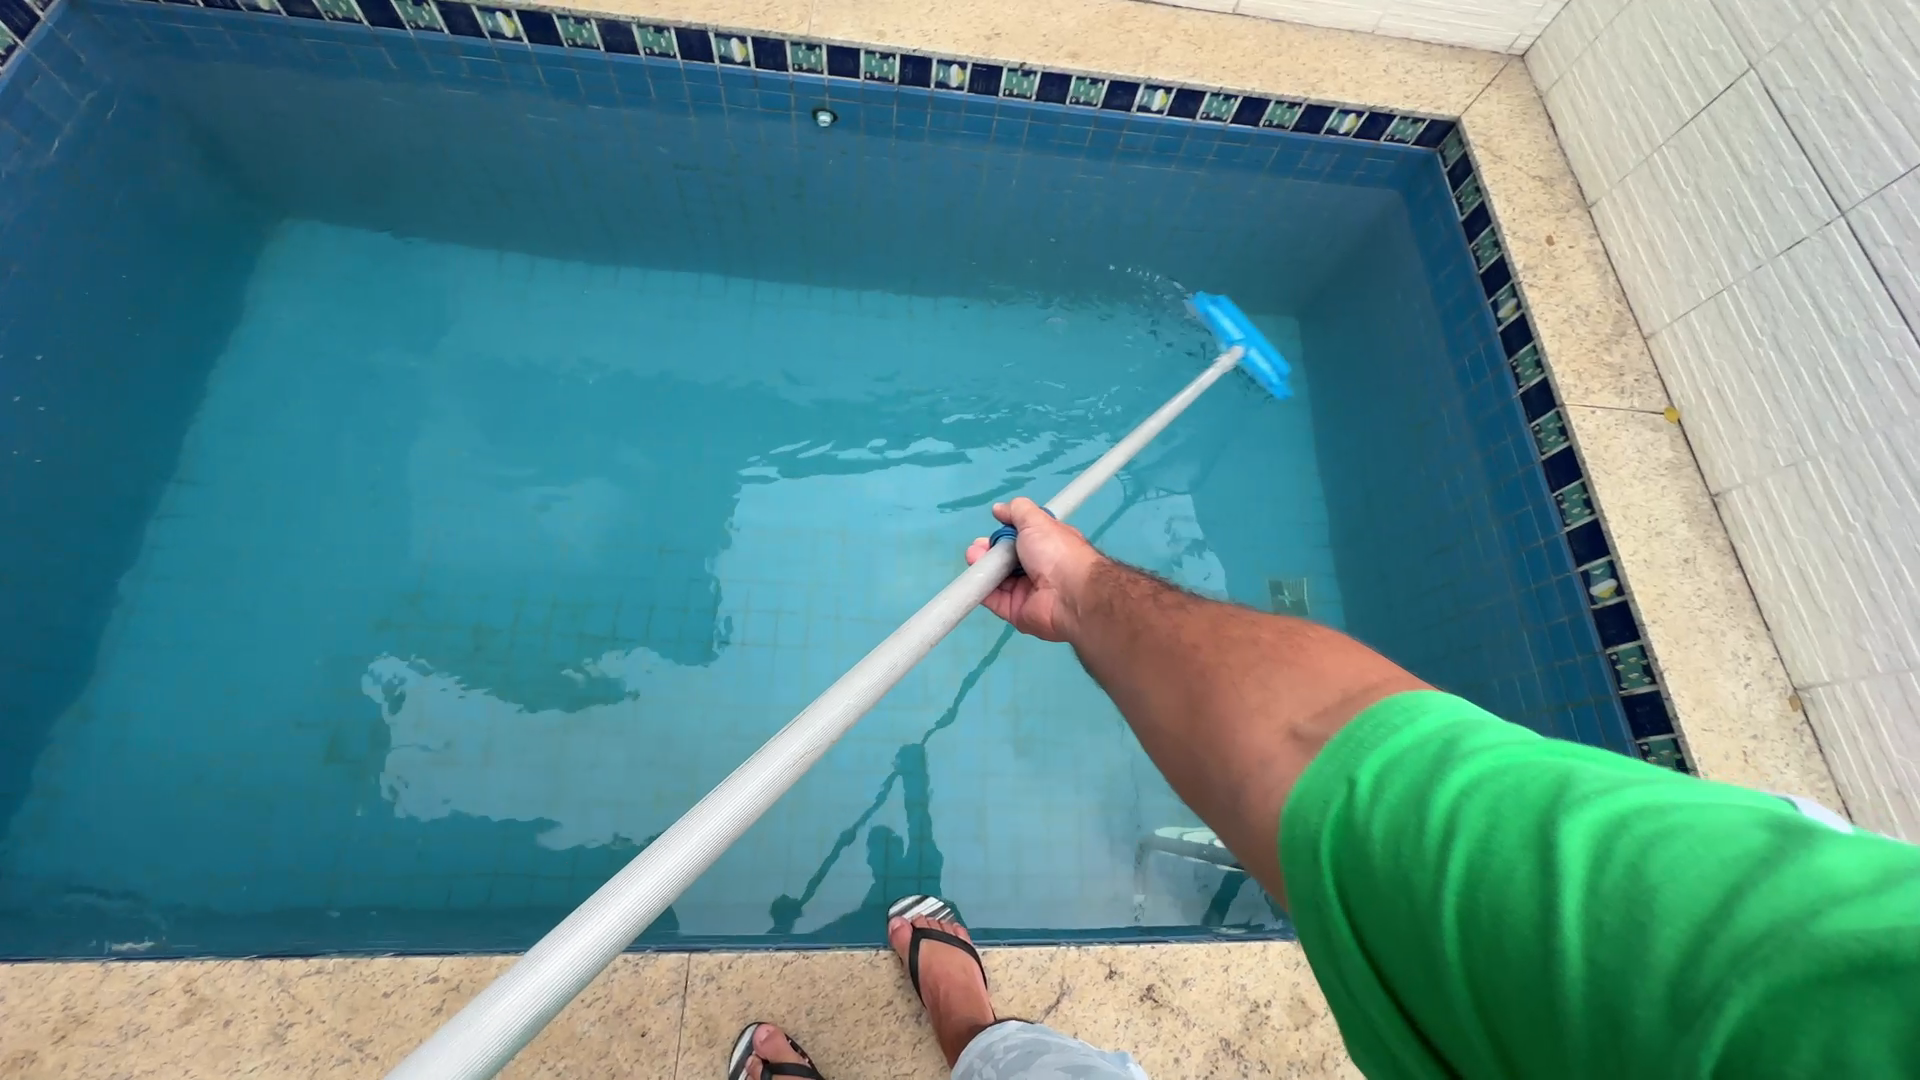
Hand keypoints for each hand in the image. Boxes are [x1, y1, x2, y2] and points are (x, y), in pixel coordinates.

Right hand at [965, 497, 1100, 641]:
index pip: (1023, 537)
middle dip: (989, 549)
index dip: (1007, 532)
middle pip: (1007, 558)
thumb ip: (1017, 511)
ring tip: (973, 558)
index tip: (995, 525)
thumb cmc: (1056, 552)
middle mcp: (1039, 568)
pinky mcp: (1017, 611)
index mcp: (1048, 545)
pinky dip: (982, 589)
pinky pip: (995, 600)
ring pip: (999, 578)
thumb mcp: (1037, 521)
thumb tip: (999, 509)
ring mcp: (1028, 591)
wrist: (1068, 593)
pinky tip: (974, 577)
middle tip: (977, 547)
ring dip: (983, 566)